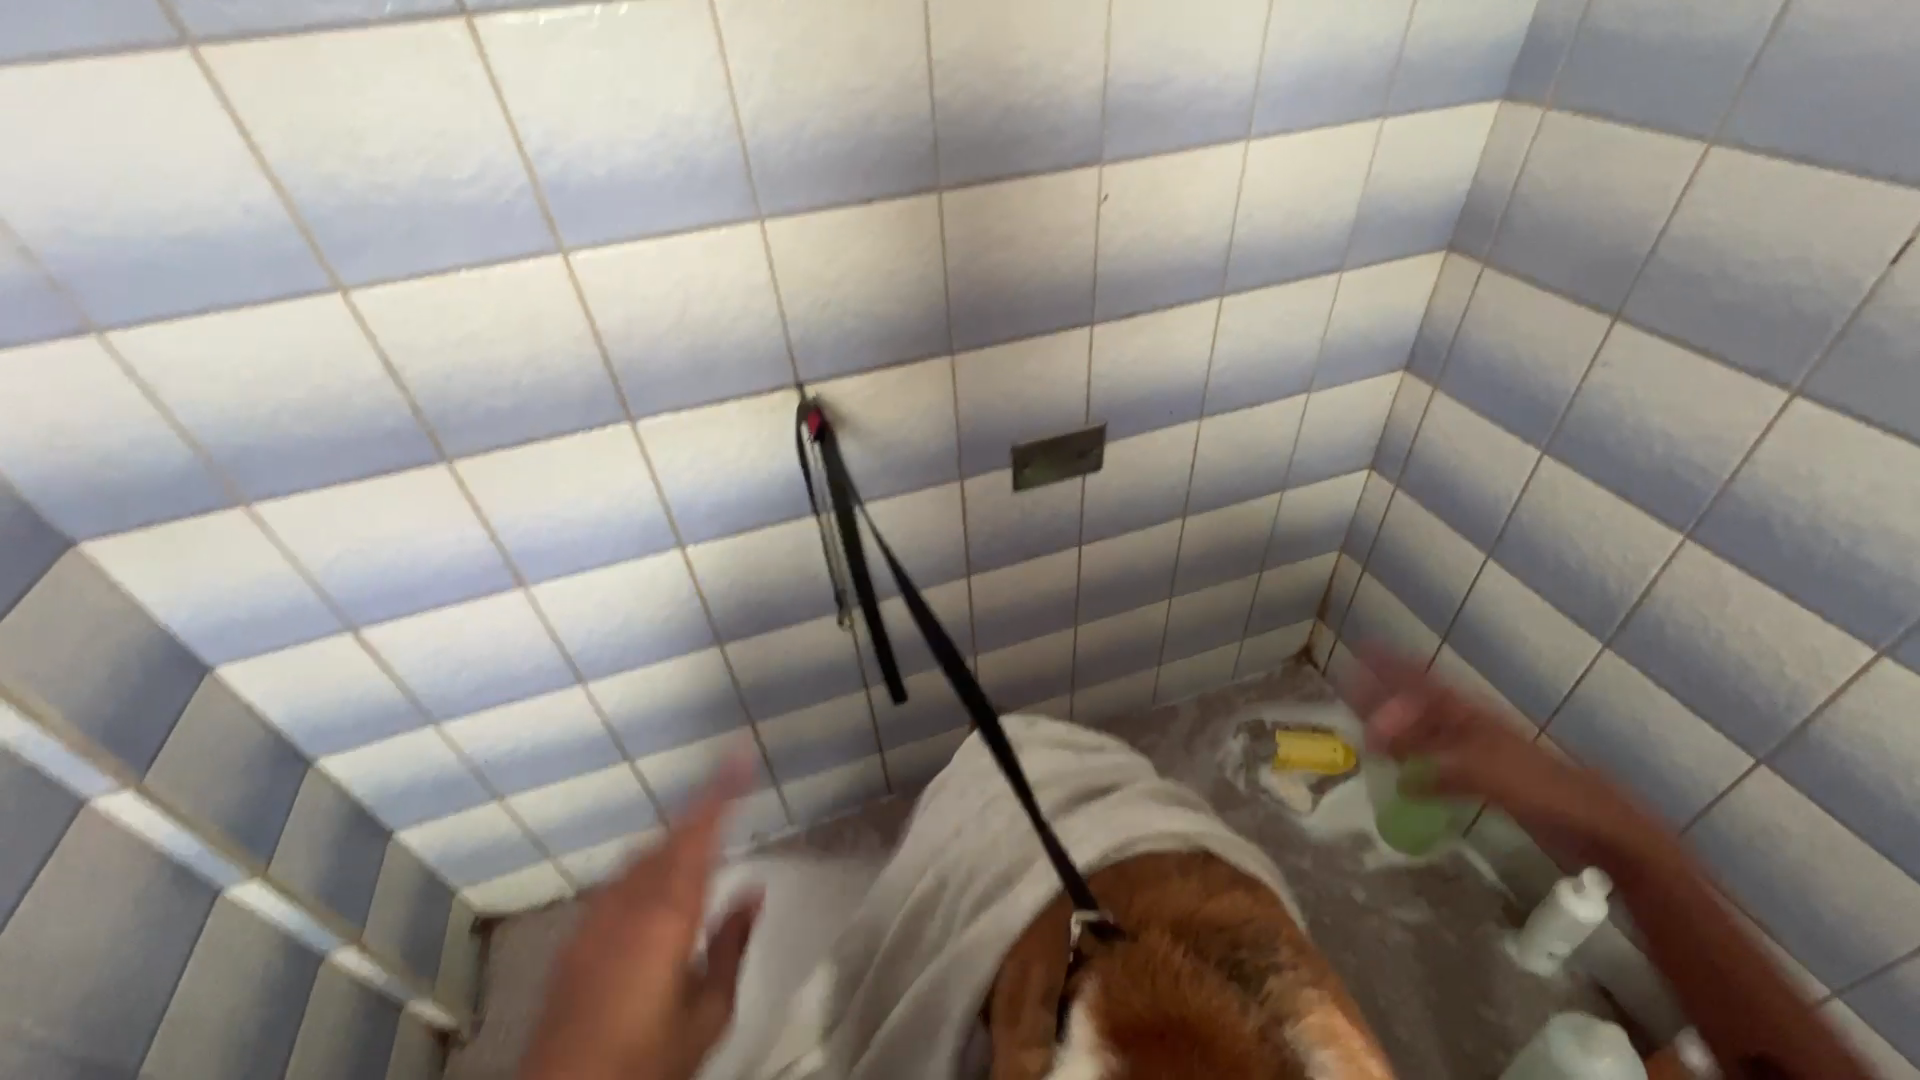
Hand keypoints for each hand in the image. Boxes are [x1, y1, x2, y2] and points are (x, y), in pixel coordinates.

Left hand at [519, 753, 763, 1079]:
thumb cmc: (649, 1057)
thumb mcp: (709, 1012)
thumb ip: (732, 944)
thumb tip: (753, 892)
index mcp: (669, 914)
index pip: (700, 834)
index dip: (721, 790)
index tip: (741, 756)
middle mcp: (628, 902)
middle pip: (667, 838)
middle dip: (699, 816)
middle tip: (729, 807)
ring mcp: (595, 918)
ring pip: (640, 858)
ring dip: (671, 844)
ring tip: (699, 854)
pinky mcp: (575, 939)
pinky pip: (618, 883)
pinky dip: (645, 872)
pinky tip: (655, 900)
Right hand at [1339, 649, 1664, 866]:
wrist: (1593, 822)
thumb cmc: (1541, 788)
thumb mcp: (1485, 773)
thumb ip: (1439, 771)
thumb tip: (1400, 781)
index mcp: (1469, 715)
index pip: (1421, 682)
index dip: (1393, 664)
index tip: (1363, 649)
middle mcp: (1469, 727)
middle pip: (1418, 703)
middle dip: (1386, 695)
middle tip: (1350, 692)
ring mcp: (1476, 752)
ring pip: (1425, 732)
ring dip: (1397, 729)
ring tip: (1367, 733)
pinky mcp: (1483, 779)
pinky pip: (1435, 761)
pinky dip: (1414, 761)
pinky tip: (1403, 774)